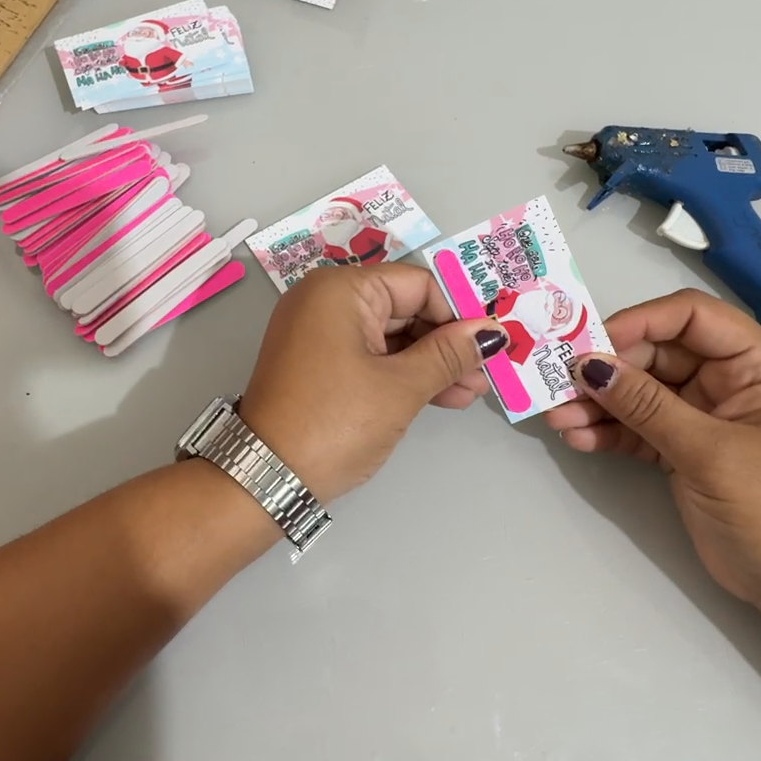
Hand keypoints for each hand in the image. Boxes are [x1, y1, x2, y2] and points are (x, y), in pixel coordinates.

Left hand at [239, 264, 505, 502]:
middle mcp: (325, 300)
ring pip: (391, 335)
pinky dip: (403, 372)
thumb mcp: (400, 388)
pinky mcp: (318, 361)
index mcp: (340, 289)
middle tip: (489, 372)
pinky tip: (442, 395)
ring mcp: (319, 331)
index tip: (493, 342)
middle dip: (448, 341)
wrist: (267, 476)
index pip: (417, 284)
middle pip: (405, 307)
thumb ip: (449, 354)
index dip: (459, 312)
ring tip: (472, 391)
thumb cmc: (335, 422)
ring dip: (431, 361)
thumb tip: (490, 332)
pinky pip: (371, 354)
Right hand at [545, 289, 760, 613]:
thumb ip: (648, 406)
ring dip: (598, 404)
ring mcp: (706, 419)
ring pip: (640, 393)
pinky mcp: (685, 452)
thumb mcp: (714, 454)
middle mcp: (731, 383)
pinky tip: (578, 439)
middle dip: (607, 370)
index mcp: (760, 367)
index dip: (641, 322)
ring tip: (558, 419)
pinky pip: (637, 428)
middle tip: (560, 386)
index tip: (592, 344)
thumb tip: (589, 365)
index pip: (694, 318)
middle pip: (657, 354)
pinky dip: (607, 432)